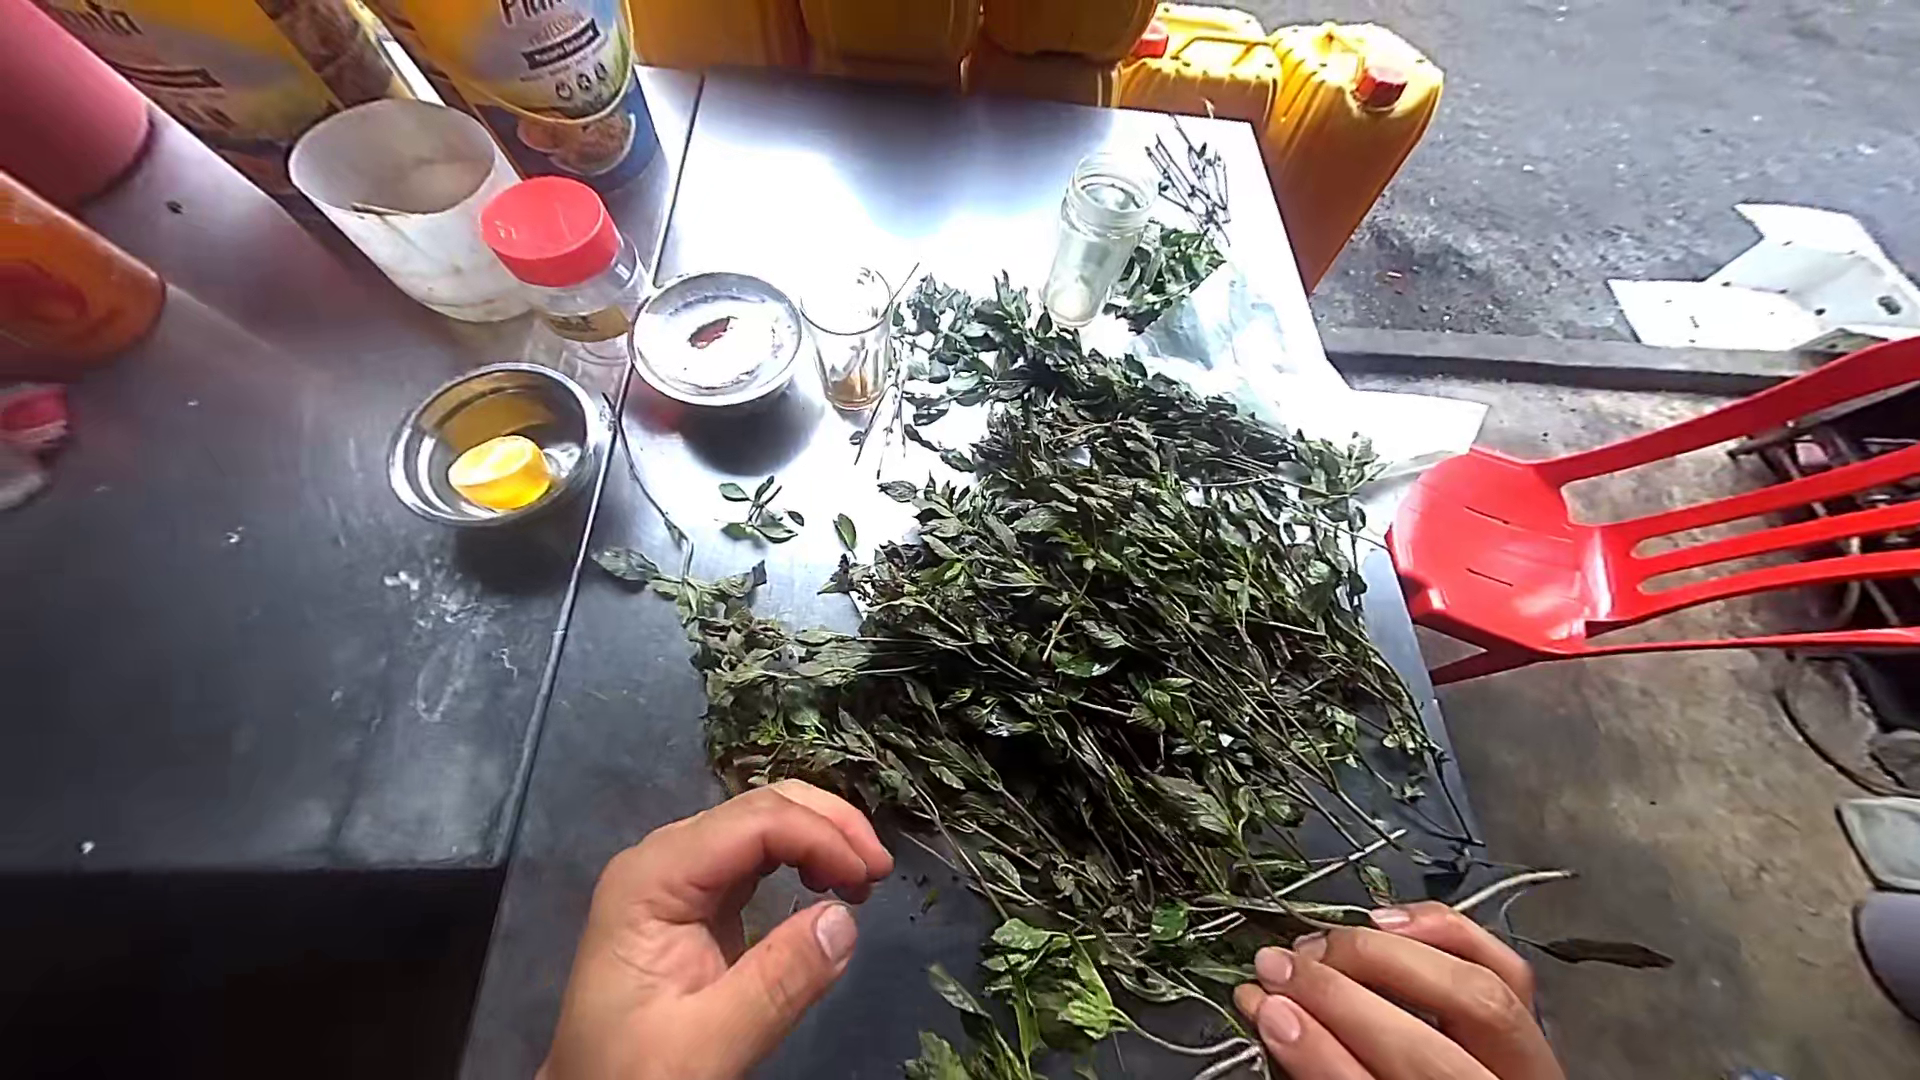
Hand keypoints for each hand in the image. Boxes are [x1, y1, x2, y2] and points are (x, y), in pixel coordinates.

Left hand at [541, 780, 894, 1079]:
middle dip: (829, 825)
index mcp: (655, 874)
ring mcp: (683, 866)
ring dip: (823, 835)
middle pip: (765, 805)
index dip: (820, 836)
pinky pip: (764, 847)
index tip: (869, 877)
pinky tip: (828, 879)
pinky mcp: (701, 888)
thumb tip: (847, 919)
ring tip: (862, 876)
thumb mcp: (703, 1052)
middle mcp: (669, 852)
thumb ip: (776, 986)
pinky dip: (806, 853)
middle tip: (878, 868)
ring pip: (770, 817)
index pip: (755, 822)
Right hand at [1233, 902, 1566, 1079]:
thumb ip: (1315, 1062)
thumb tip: (1263, 1004)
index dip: (1322, 1052)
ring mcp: (1529, 1066)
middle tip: (1278, 968)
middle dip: (1339, 997)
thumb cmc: (1377, 1078)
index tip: (1267, 1008)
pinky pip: (1505, 965)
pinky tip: (1384, 919)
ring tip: (1317, 947)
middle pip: (1434, 1053)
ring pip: (1478, 995)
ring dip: (1379, 955)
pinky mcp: (1526, 1023)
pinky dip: (1442, 928)